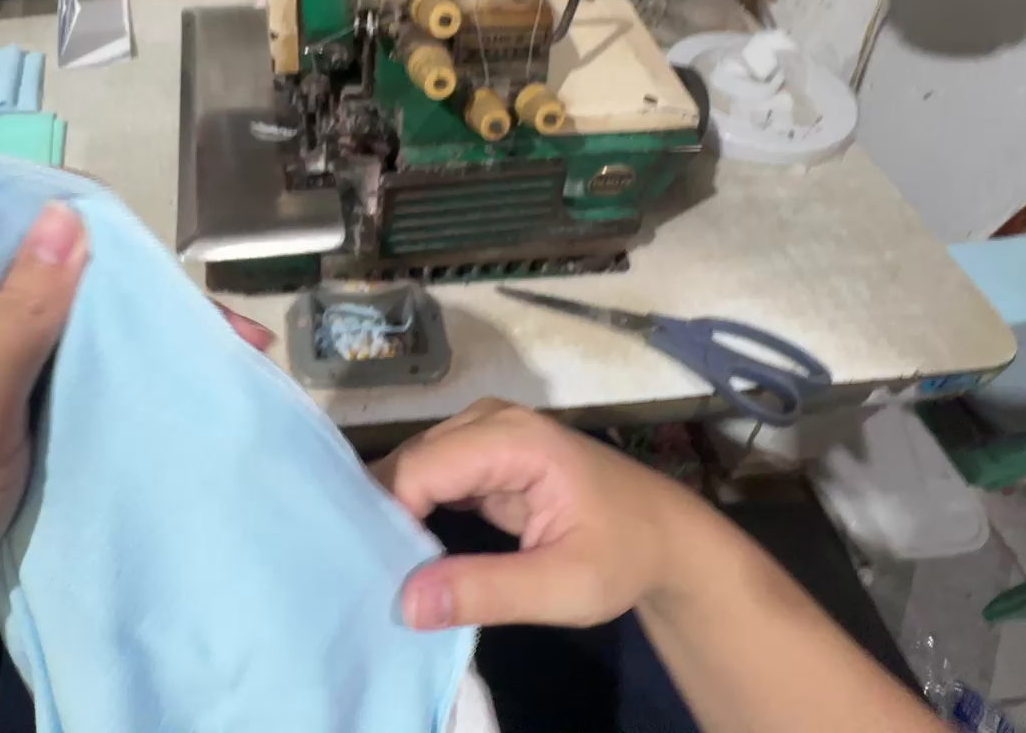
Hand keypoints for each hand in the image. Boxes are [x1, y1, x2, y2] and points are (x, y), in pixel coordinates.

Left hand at [0, 201, 275, 732]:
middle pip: (60, 282)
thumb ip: (16, 317)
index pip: (8, 230)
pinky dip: (133, 378)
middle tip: (222, 320)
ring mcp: (4, 380)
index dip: (78, 224)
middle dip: (136, 292)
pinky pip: (85, 381)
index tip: (150, 249)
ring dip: (145, 336)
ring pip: (81, 333)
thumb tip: (68, 215)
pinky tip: (187, 382)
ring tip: (232, 350)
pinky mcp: (31, 423)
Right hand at [374, 399, 719, 630]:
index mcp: (511, 438)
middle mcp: (487, 420)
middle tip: (362, 574)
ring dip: (392, 513)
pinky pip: (429, 475)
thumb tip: (406, 603)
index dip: (388, 516)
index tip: (369, 572)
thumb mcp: (568, 587)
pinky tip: (400, 549)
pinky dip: (411, 509)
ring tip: (373, 565)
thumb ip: (490, 591)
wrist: (663, 532)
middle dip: (382, 514)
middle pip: (410, 461)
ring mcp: (482, 431)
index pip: (422, 468)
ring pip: (413, 466)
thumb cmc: (624, 554)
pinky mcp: (479, 451)